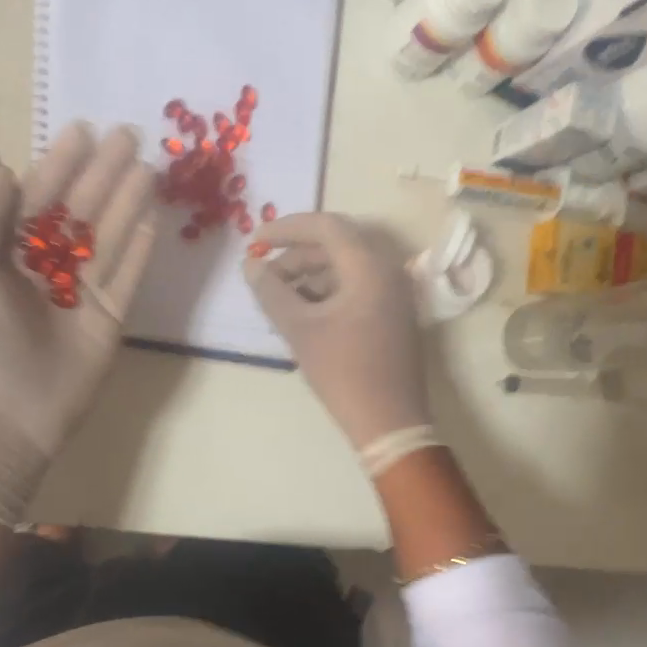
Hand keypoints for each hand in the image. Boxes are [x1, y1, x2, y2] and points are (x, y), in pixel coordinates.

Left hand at [0, 123, 157, 524]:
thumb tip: (7, 172)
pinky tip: (153, 221)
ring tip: (149, 168)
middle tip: (130, 136)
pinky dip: (139, 251)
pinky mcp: (109, 322)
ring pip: (108, 238)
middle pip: (81, 210)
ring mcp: (81, 295)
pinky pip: (128, 278)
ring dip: (128, 202)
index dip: (61, 163)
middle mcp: (47, 268)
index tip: (83, 129)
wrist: (9, 415)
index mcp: (7, 253)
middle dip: (104, 173)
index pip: (39, 198)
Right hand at [244, 213, 433, 474]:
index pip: (325, 225)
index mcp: (369, 266)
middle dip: (297, 255)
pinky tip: (304, 315)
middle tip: (265, 274)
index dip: (286, 228)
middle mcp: (388, 270)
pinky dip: (329, 293)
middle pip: (337, 244)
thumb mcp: (300, 330)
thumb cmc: (344, 372)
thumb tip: (251, 265)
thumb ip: (272, 292)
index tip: (255, 240)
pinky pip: (358, 288)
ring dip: (311, 276)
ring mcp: (395, 293)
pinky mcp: (394, 315)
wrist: (390, 421)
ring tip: (280, 299)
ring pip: (346, 268)